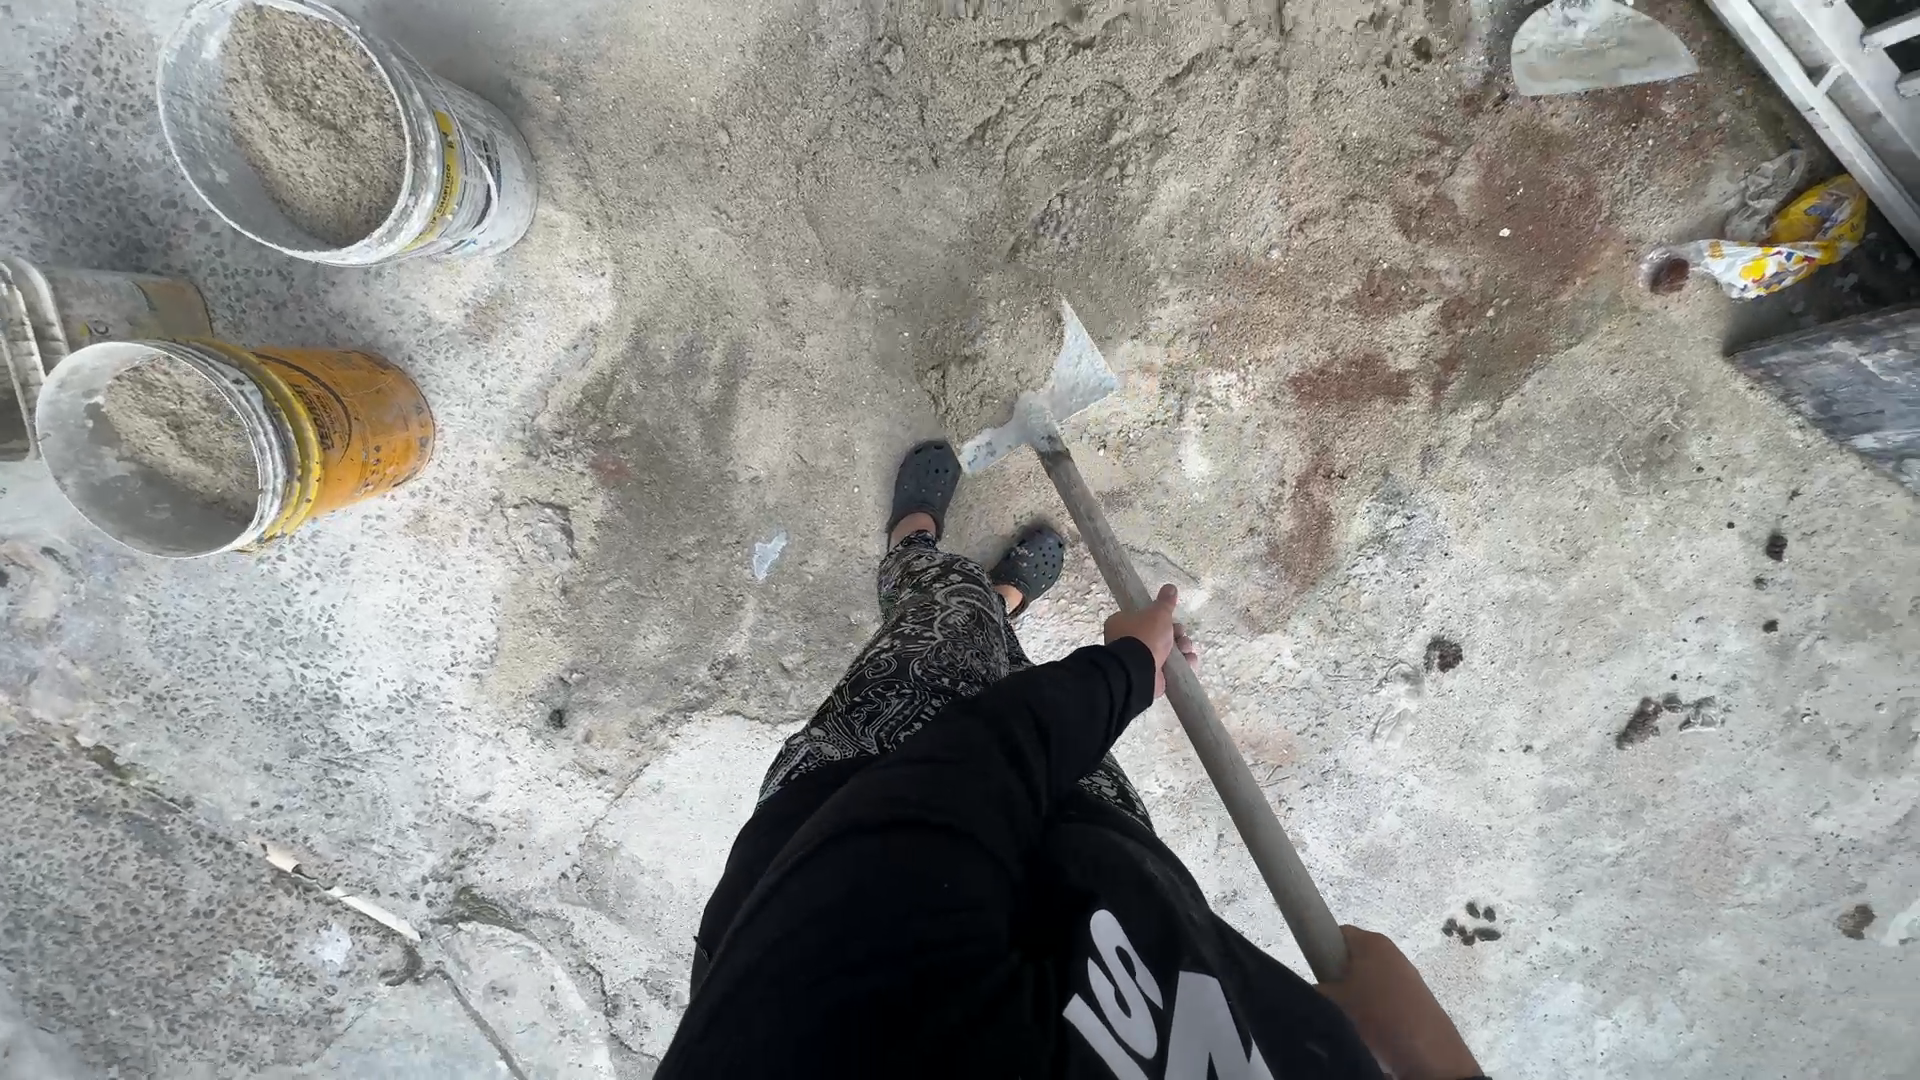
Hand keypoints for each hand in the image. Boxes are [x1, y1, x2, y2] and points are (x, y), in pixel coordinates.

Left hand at [1102, 584, 1198, 697]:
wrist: (1140, 669)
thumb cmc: (1144, 635)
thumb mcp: (1157, 613)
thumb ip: (1165, 602)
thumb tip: (1170, 587)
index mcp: (1122, 624)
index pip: (1144, 618)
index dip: (1161, 618)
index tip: (1172, 618)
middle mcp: (1128, 642)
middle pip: (1159, 634)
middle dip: (1176, 634)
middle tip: (1180, 635)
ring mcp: (1140, 661)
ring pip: (1168, 651)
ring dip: (1182, 648)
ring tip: (1186, 649)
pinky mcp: (1152, 676)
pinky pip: (1171, 668)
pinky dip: (1183, 664)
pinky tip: (1190, 660)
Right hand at [1316, 926, 1480, 1079]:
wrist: (1432, 1060)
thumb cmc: (1378, 1016)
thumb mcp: (1333, 1002)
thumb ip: (1315, 990)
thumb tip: (1311, 991)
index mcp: (1371, 942)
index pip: (1336, 933)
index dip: (1322, 950)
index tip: (1319, 974)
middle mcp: (1392, 952)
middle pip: (1355, 958)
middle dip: (1342, 978)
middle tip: (1334, 1000)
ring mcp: (1411, 976)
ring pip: (1372, 981)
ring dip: (1361, 997)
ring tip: (1357, 1021)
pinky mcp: (1422, 1001)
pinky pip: (1389, 999)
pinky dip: (1380, 1012)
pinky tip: (1378, 1033)